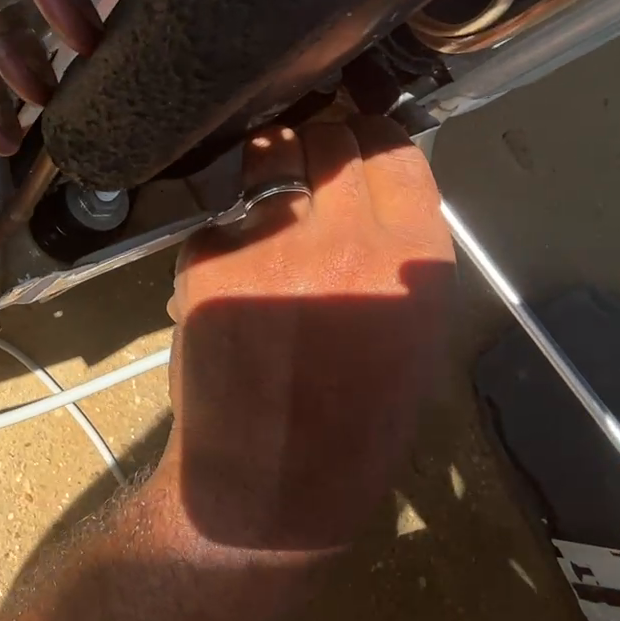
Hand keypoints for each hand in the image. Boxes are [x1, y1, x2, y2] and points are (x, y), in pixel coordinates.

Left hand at [159, 118, 454, 550]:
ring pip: (265, 153)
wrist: (270, 482)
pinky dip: (222, 224)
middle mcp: (345, 239)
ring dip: (266, 159)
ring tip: (263, 191)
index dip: (370, 137)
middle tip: (304, 164)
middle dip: (316, 141)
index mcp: (412, 259)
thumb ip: (396, 249)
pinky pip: (216, 212)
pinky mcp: (207, 259)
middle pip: (327, 137)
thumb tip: (367, 182)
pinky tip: (225, 260)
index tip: (354, 141)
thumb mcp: (411, 331)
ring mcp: (269, 245)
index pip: (393, 147)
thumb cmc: (353, 420)